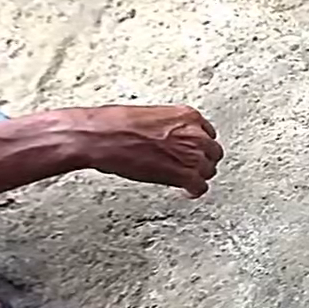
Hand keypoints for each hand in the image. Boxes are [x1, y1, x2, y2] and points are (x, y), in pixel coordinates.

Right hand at [51, 105, 222, 196]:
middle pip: (212, 153)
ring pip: (208, 171)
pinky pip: (200, 187)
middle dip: (202, 161)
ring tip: (184, 179)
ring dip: (197, 176)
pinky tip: (185, 191)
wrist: (96, 137)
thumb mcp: (152, 116)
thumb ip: (171, 127)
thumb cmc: (113, 125)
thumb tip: (172, 138)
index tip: (194, 151)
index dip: (200, 146)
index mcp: (188, 116)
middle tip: (190, 167)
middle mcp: (195, 135)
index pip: (209, 134)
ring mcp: (192, 155)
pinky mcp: (184, 174)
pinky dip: (193, 191)